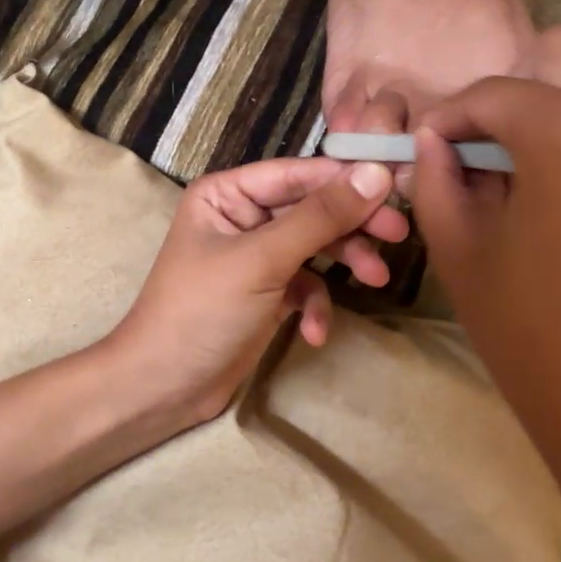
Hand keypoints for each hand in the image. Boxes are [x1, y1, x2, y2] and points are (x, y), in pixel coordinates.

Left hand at [106, 158, 408, 421]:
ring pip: (316, 245)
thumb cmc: (201, 311)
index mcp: (228, 193)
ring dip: (345, 262)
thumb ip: (320, 216)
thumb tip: (376, 173)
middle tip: (398, 236)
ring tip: (377, 280)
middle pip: (313, 207)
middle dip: (352, 225)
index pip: (299, 173)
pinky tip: (314, 333)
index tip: (396, 190)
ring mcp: (256, 256)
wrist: (162, 388)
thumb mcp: (263, 259)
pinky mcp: (266, 292)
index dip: (347, 180)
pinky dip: (316, 305)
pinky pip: (306, 284)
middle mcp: (242, 216)